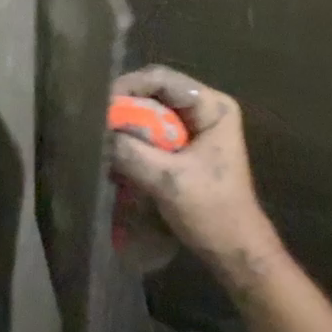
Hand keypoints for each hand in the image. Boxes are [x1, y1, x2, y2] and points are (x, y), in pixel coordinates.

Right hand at [107, 65, 281, 276]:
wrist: (236, 252)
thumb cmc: (212, 212)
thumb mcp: (167, 180)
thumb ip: (130, 151)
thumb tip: (95, 132)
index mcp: (213, 107)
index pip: (161, 79)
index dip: (128, 88)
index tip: (100, 108)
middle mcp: (205, 109)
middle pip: (153, 93)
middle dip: (125, 108)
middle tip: (97, 125)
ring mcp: (196, 128)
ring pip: (150, 113)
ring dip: (127, 126)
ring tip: (103, 139)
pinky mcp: (185, 147)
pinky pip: (151, 132)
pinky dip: (133, 141)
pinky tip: (116, 155)